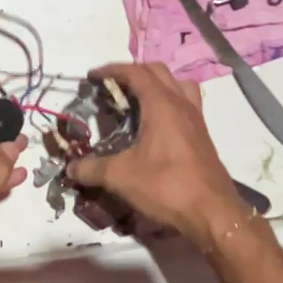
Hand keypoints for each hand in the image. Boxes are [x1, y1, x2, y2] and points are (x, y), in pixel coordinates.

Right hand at [65, 63, 249, 246]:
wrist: (211, 211)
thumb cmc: (166, 186)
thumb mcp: (121, 177)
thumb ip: (92, 168)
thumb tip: (70, 167)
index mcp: (162, 105)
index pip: (136, 73)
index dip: (112, 70)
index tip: (93, 76)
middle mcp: (181, 104)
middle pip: (159, 72)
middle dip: (133, 72)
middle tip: (113, 86)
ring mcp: (195, 119)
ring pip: (178, 84)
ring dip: (157, 83)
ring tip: (138, 99)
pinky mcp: (202, 136)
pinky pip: (186, 104)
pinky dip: (169, 103)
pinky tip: (155, 125)